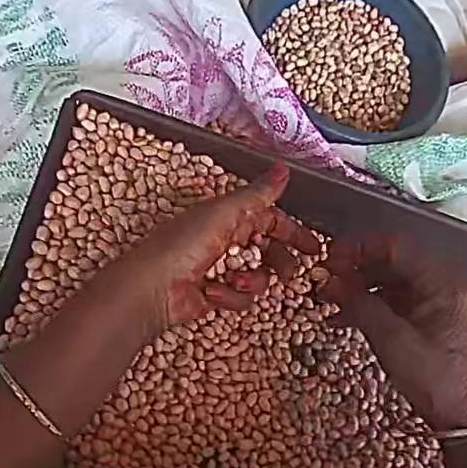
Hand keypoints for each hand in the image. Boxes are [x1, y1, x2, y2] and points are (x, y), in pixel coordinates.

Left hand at [98, 164, 322, 333]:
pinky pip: (240, 298)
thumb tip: (284, 169)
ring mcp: (221, 269)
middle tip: (290, 273)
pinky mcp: (216, 295)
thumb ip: (258, 195)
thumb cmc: (181, 245)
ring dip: (250, 281)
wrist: (153, 288)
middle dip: (279, 262)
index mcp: (228, 216)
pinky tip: (212, 293)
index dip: (291, 232)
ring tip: (234, 280)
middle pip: (267, 251)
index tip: (313, 247)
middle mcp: (225, 241)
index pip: (268, 220)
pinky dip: (230, 297)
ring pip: (257, 277)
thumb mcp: (224, 213)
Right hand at [321, 234, 466, 430]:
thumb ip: (360, 305)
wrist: (463, 417)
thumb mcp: (392, 340)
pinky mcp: (430, 320)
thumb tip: (331, 282)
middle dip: (356, 269)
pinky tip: (345, 317)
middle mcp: (444, 285)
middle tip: (326, 278)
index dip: (359, 248)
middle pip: (393, 262)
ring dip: (360, 288)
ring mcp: (438, 303)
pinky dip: (371, 305)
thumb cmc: (436, 379)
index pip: (396, 247)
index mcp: (443, 282)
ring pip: (392, 282)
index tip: (331, 256)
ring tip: (329, 299)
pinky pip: (396, 301)